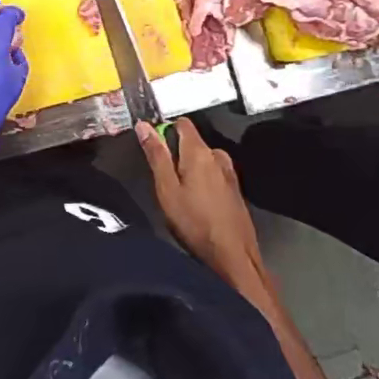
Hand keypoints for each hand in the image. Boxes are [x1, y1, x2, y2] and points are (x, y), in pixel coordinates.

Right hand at [136, 118, 262, 287]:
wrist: (232, 254)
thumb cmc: (194, 221)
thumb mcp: (166, 188)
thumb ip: (156, 155)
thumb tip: (144, 125)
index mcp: (199, 152)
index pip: (182, 124)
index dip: (164, 130)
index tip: (153, 148)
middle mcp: (218, 156)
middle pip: (191, 143)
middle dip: (175, 155)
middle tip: (164, 181)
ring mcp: (229, 173)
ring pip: (202, 161)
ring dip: (188, 171)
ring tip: (178, 196)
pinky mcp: (234, 189)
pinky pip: (212, 175)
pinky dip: (201, 182)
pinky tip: (195, 204)